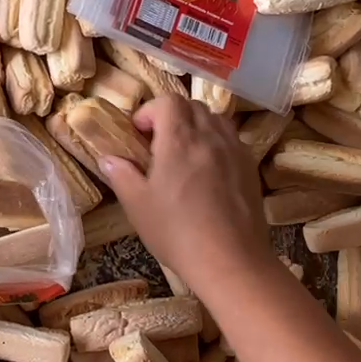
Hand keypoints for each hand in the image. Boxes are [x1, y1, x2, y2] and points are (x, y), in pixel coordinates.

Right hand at [98, 95, 272, 285]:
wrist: (231, 260)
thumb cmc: (177, 232)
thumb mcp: (137, 205)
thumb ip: (121, 175)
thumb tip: (109, 159)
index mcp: (180, 139)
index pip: (168, 101)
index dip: (150, 111)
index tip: (138, 134)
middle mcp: (210, 136)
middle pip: (192, 105)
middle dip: (172, 116)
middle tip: (158, 143)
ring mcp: (235, 150)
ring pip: (215, 119)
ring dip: (196, 126)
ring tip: (184, 154)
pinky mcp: (251, 168)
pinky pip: (232, 140)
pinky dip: (216, 143)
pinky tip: (207, 173)